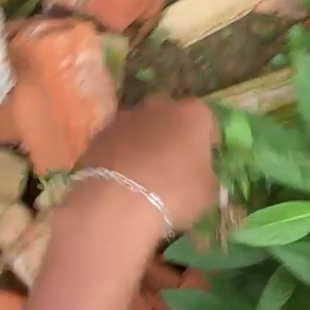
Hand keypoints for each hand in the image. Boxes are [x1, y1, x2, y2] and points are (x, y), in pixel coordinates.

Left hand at [73, 97, 220, 235]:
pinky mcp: (100, 133)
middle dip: (175, 136)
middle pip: (173, 118)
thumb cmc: (174, 193)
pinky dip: (123, 154)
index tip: (206, 163)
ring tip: (146, 175)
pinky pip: (119, 142)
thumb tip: (202, 177)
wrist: (116, 203)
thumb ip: (209, 177)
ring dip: (147, 144)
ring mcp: (127, 117)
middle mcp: (161, 106)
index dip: (209, 143)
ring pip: (143, 127)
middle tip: (175, 166)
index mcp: (194, 114)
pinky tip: (123, 180)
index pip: (208, 122)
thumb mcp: (208, 192)